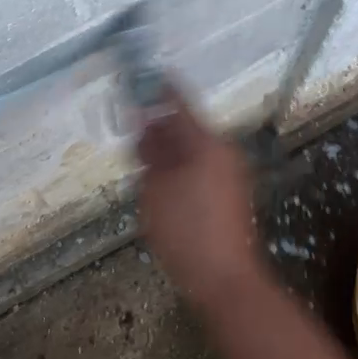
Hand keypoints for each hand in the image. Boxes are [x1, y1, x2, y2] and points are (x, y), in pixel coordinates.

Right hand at [133, 83, 268, 308]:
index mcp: (206, 141)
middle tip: (128, 126)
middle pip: (185, 125)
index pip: (177, 100)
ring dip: (166, 148)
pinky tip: (157, 182)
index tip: (135, 76)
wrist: (225, 282)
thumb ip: (148, 148)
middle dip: (156, 124)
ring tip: (139, 158)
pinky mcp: (229, 194)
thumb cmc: (186, 229)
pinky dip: (178, 166)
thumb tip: (142, 120)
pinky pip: (198, 166)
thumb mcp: (154, 186)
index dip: (155, 87)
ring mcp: (229, 173)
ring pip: (191, 147)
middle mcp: (222, 150)